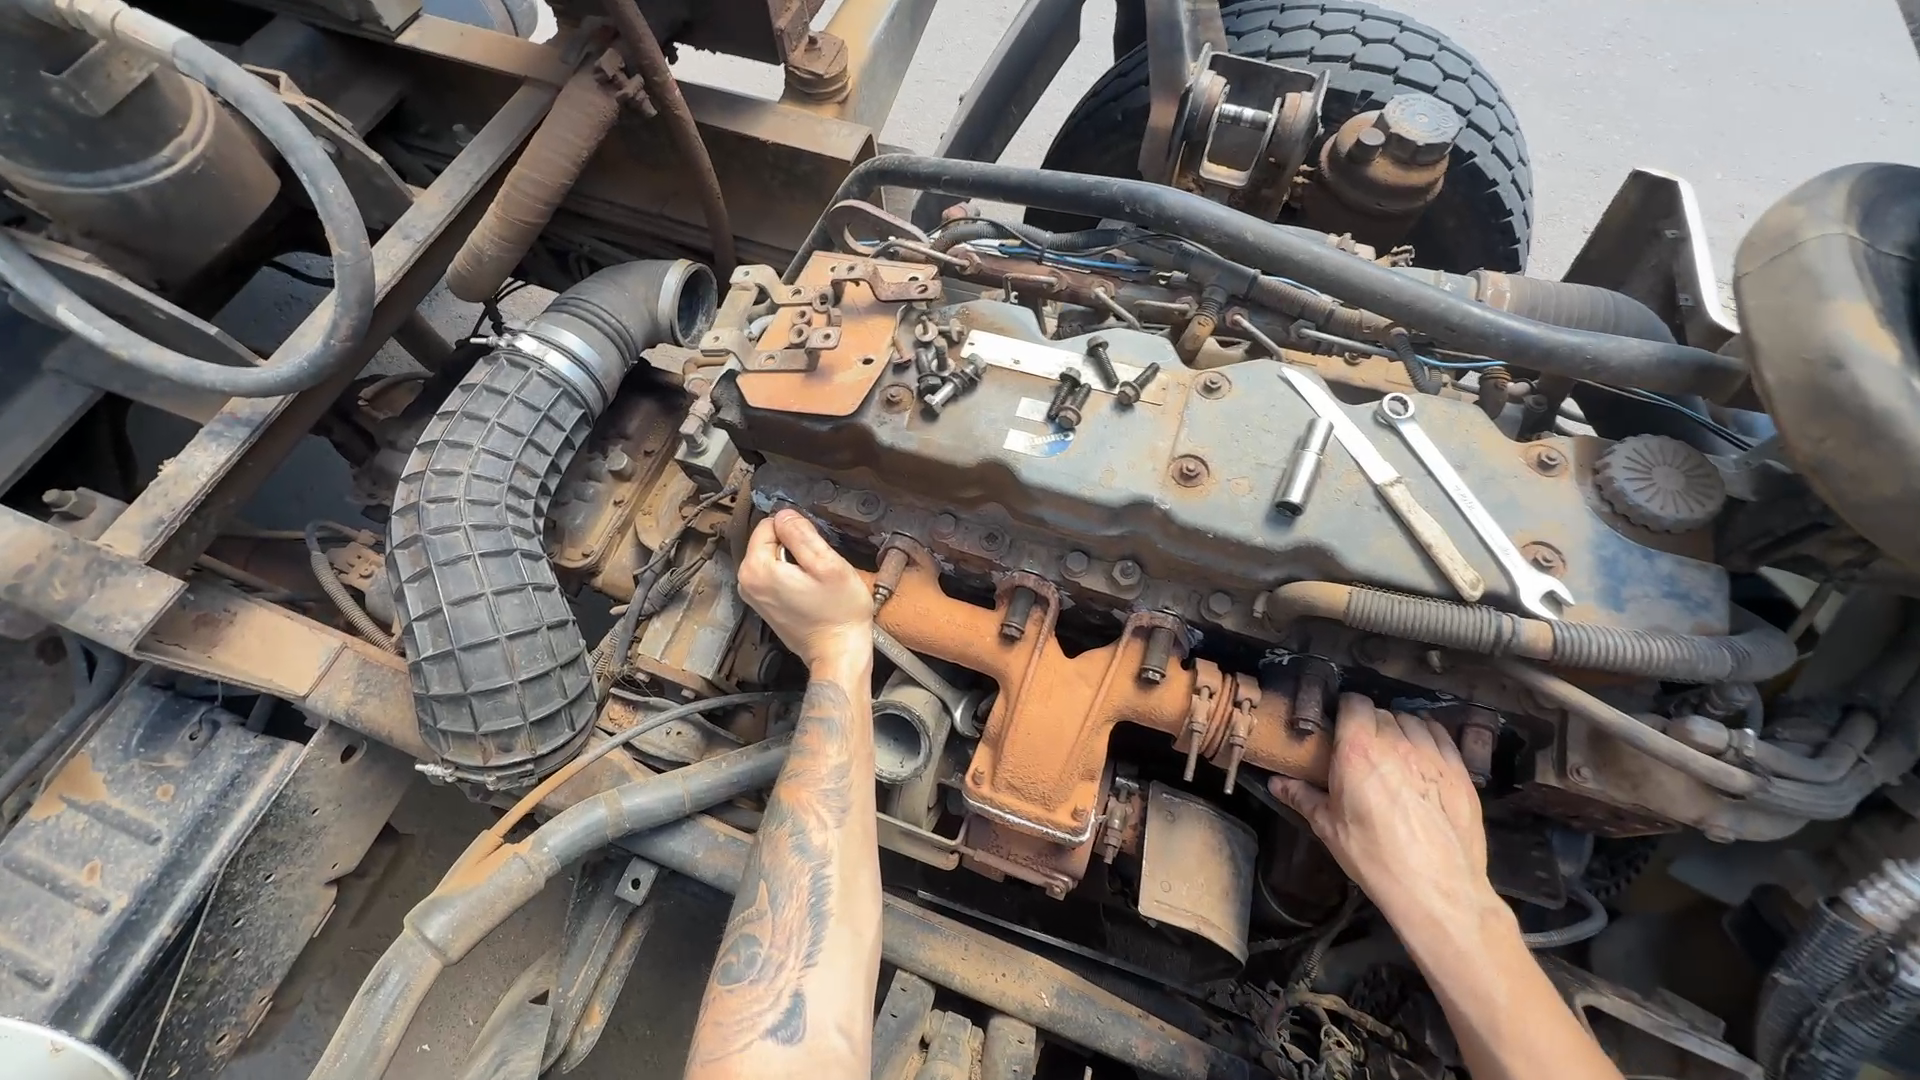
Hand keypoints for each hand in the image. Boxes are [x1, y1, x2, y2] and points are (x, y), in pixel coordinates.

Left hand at [738, 509, 872, 669]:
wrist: (839, 652)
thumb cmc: (839, 613)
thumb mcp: (827, 565)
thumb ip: (802, 534)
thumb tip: (785, 514)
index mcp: (756, 569)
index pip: (769, 524)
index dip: (797, 530)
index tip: (815, 548)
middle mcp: (746, 582)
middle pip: (768, 540)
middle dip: (794, 545)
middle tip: (818, 565)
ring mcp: (753, 595)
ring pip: (773, 556)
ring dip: (794, 560)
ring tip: (815, 578)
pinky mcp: (764, 604)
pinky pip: (775, 574)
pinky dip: (792, 575)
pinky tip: (810, 589)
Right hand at [1270, 694, 1492, 928]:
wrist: (1438, 890)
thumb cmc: (1375, 857)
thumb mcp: (1329, 828)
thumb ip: (1302, 797)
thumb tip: (1276, 783)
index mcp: (1357, 751)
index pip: (1354, 703)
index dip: (1345, 708)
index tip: (1339, 722)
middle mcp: (1396, 744)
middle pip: (1381, 713)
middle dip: (1370, 723)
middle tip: (1362, 746)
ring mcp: (1433, 756)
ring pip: (1413, 721)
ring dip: (1399, 728)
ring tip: (1393, 749)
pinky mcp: (1461, 772)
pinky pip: (1441, 737)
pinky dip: (1428, 737)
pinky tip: (1422, 753)